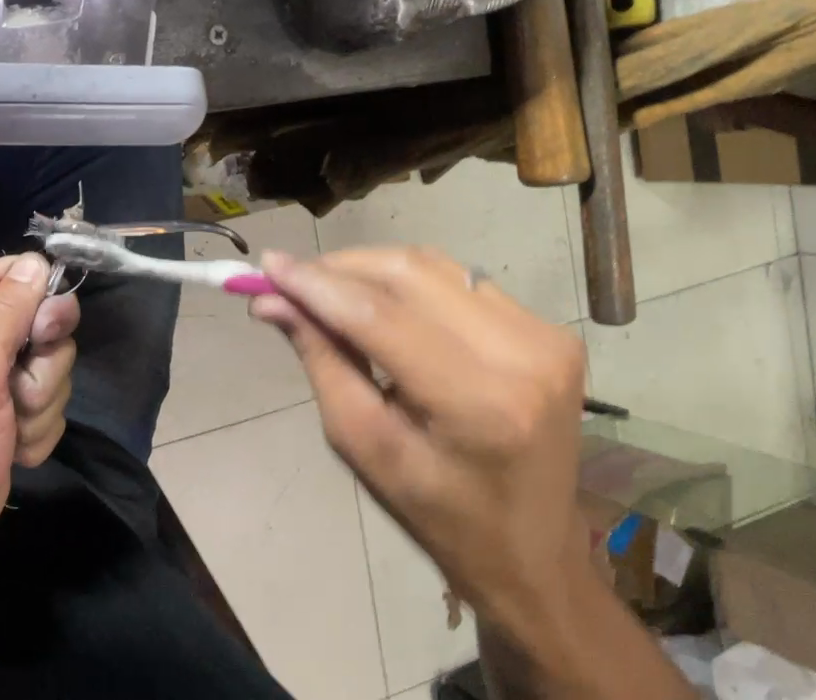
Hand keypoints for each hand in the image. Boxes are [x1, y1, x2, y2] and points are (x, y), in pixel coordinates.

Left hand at [0, 253, 78, 572]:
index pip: (28, 272)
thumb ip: (5, 309)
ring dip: (39, 408)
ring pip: (58, 370)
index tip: (38, 339)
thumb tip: (40, 263)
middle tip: (15, 392)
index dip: (45, 306)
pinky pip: (54, 407)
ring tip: (6, 426)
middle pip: (54, 325)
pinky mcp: (18, 407)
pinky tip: (10, 446)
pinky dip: (37, 432)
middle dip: (44, 369)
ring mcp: (3, 370)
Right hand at [249, 248, 588, 636]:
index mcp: (477, 403)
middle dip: (337, 268)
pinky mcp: (550, 331)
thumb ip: (320, 359)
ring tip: (324, 291)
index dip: (316, 284)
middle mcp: (522, 357)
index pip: (378, 315)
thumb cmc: (434, 509)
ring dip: (367, 269)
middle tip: (288, 279)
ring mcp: (544, 339)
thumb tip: (269, 299)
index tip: (265, 266)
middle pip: (407, 274)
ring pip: (431, 267)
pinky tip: (378, 305)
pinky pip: (459, 280)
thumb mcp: (361, 440)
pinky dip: (406, 283)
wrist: (533, 549)